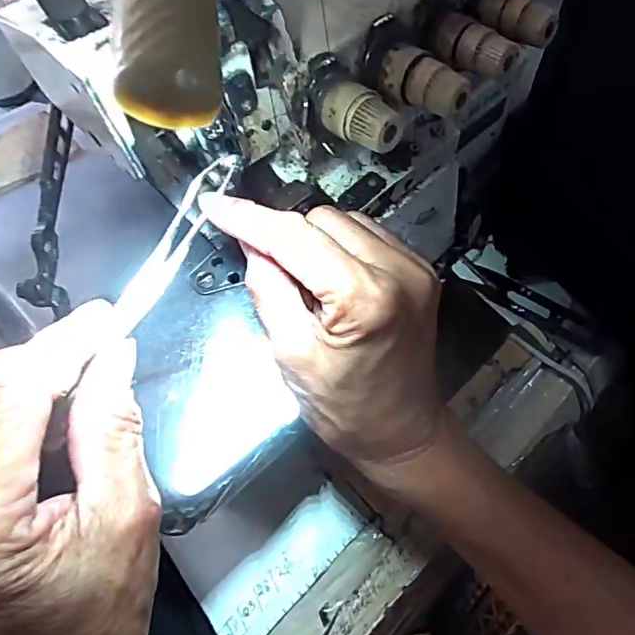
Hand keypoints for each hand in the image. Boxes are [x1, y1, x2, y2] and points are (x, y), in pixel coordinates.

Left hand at [0, 301, 159, 634]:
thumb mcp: (125, 523)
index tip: (102, 321)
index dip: (59, 346)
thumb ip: (110, 427)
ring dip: (1, 381)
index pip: (3, 395)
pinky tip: (19, 424)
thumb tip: (109, 356)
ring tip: (60, 389)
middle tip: (87, 355)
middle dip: (29, 357)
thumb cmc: (91, 631)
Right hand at [199, 194, 445, 482]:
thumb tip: (251, 242)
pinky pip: (366, 234)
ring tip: (307, 284)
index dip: (248, 218)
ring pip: (343, 221)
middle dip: (285, 237)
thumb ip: (268, 289)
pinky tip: (332, 279)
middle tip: (269, 271)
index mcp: (364, 297)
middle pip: (320, 220)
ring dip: (313, 241)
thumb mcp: (291, 355)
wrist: (400, 429)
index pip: (294, 237)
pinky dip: (339, 247)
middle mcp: (398, 271)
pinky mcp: (418, 268)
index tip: (216, 205)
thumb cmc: (347, 408)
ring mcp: (413, 267)